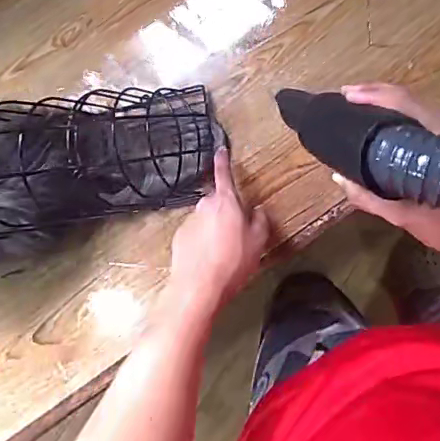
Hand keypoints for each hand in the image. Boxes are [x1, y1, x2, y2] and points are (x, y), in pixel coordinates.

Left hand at [168, 148, 267, 317]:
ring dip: (214, 230)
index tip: (221, 150)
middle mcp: (204, 207)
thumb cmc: (231, 264)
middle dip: (226, 212)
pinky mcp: (179, 239)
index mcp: (226, 202)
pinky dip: (203, 243)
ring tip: (225, 253)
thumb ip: (260, 221)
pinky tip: (211, 260)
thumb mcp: (258, 242)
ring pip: (206, 220)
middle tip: (238, 232)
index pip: (224, 174)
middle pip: (218, 201)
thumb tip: (257, 213)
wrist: (198, 289)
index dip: (223, 161)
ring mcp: (189, 223)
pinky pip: (195, 235)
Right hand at [332, 84, 439, 270]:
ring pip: (417, 108)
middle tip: (346, 100)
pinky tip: (387, 129)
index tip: (344, 95)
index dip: (370, 93)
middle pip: (408, 99)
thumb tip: (340, 178)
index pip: (401, 100)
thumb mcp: (406, 214)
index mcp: (439, 134)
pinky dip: (402, 118)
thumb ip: (370, 196)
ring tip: (360, 111)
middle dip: (375, 96)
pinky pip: (425, 120)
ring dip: (388, 106)